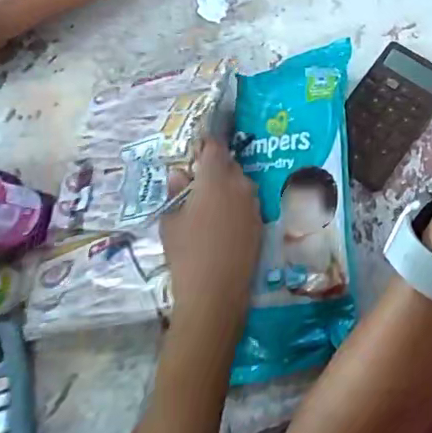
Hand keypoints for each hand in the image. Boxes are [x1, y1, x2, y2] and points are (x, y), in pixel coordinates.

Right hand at [161, 136, 262, 330]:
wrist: (217, 288)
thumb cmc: (186, 252)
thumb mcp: (170, 222)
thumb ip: (176, 193)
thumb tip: (179, 174)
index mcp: (216, 180)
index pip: (215, 149)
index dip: (207, 144)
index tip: (199, 145)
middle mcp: (240, 185)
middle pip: (229, 165)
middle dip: (215, 167)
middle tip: (197, 178)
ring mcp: (254, 203)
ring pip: (241, 184)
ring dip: (227, 186)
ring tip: (208, 202)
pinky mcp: (261, 220)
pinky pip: (248, 202)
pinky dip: (236, 203)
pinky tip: (223, 220)